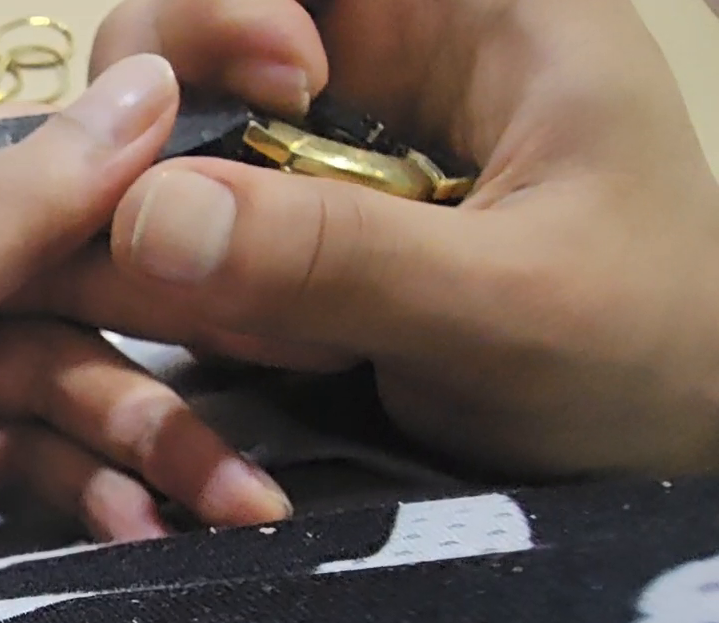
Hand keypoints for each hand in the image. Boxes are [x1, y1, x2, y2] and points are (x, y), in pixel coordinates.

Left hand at [0, 55, 288, 622]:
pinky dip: (87, 491)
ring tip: (232, 510)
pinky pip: (37, 458)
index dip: (145, 212)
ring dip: (143, 452)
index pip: (28, 181)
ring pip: (64, 392)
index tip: (254, 247)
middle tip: (261, 428)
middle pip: (65, 302)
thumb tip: (140, 84)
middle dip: (157, 374)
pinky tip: (143, 529)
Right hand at [26, 0, 718, 477]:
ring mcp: (271, 176)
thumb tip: (136, 217)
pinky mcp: (235, 251)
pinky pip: (145, 253)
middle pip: (160, 67)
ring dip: (154, 255)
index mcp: (447, 18)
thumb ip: (330, 256)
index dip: (217, 14)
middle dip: (158, 158)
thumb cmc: (624, 355)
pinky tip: (232, 343)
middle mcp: (334, 85)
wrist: (621, 444)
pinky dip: (160, 300)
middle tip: (218, 258)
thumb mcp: (500, 304)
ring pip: (134, 174)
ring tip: (269, 330)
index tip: (270, 101)